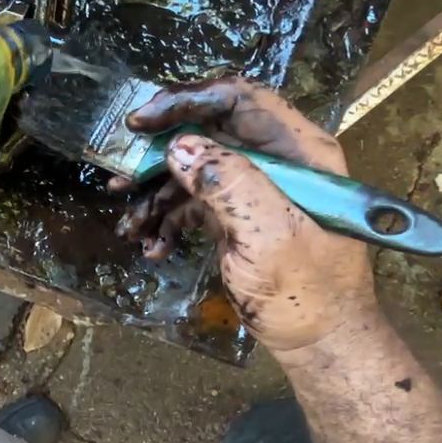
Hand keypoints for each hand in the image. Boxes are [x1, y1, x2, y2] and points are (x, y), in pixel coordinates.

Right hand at [114, 77, 378, 354]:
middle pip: (207, 135)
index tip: (140, 122)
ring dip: (155, 196)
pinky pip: (192, 205)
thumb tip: (181, 148)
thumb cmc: (307, 293)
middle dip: (159, 155)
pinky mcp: (237, 217)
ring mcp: (254, 190)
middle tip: (121, 177)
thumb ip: (230, 185)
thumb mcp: (270, 236)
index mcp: (298, 152)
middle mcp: (276, 162)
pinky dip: (167, 223)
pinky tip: (153, 247)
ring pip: (193, 173)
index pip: (240, 100)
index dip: (188, 102)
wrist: (320, 342)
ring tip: (130, 227)